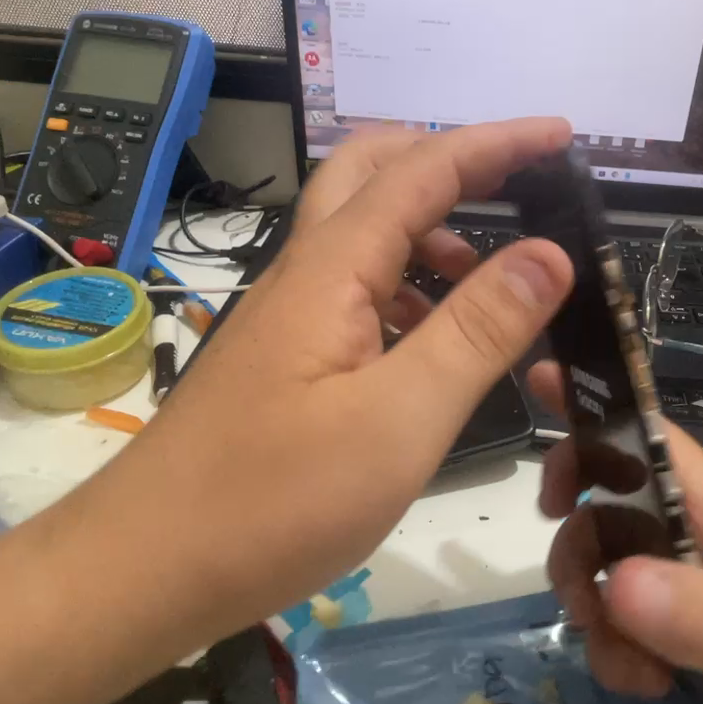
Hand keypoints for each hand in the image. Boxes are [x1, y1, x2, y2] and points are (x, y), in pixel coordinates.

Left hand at [63, 118, 574, 633]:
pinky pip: (355, 287)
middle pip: (372, 171)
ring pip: (363, 231)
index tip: (559, 133)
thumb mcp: (401, 420)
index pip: (426, 171)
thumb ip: (479, 331)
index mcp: (335, 269)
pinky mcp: (285, 353)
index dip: (497, 143)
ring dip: (430, 227)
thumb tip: (548, 254)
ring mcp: (290, 313)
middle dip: (449, 159)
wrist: (143, 569)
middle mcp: (307, 272)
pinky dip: (408, 284)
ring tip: (490, 275)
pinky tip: (432, 338)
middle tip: (514, 183)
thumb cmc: (274, 501)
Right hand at [531, 365, 702, 703]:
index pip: (651, 436)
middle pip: (607, 505)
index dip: (598, 405)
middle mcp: (698, 540)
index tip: (540, 388)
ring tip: (634, 666)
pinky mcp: (681, 640)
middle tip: (580, 595)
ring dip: (595, 613)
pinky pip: (619, 626)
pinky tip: (649, 686)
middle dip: (579, 544)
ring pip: (604, 570)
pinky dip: (615, 654)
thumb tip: (614, 580)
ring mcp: (688, 592)